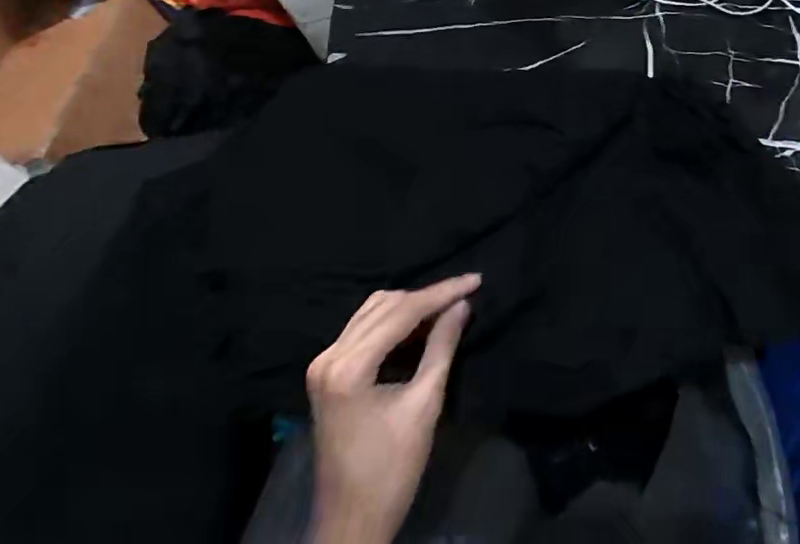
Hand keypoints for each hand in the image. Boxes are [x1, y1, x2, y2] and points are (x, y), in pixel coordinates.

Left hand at [306, 273, 479, 543]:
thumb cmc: (391, 468)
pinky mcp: (327, 373)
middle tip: (466, 293)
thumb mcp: (424, 404)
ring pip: (373, 312)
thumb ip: (442, 347)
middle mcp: (329, 357)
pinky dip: (394, 321)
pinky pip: (363, 329)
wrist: (351, 520)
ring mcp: (323, 364)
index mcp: (348, 367)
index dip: (442, 292)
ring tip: (448, 306)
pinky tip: (421, 324)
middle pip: (385, 305)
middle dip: (428, 296)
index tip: (476, 280)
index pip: (402, 312)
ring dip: (411, 305)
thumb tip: (462, 305)